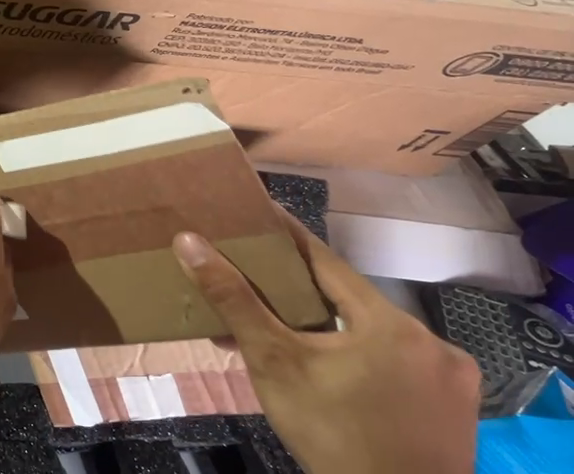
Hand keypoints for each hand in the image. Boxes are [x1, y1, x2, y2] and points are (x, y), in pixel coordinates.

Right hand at [174, 213, 479, 473]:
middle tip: (248, 277)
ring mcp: (449, 378)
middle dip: (293, 289)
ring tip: (272, 327)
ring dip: (318, 325)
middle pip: (346, 298)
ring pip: (366, 331)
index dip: (284, 234)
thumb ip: (234, 299)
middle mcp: (431, 341)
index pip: (325, 260)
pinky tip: (316, 364)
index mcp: (391, 323)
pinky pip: (389, 361)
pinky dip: (348, 353)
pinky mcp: (452, 407)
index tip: (253, 209)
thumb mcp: (272, 362)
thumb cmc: (332, 431)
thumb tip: (188, 240)